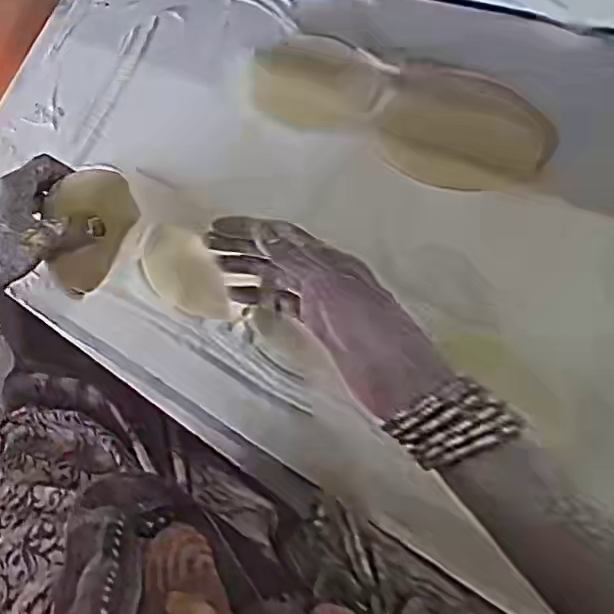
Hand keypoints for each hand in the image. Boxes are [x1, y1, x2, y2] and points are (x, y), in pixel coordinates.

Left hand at [0, 155, 87, 307]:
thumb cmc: (1, 253)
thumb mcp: (45, 240)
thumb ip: (73, 231)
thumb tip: (94, 227)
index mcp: (13, 185)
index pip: (43, 164)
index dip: (64, 170)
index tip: (77, 182)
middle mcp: (0, 189)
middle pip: (33, 177)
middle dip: (55, 186)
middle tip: (72, 198)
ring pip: (24, 193)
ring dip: (43, 201)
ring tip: (59, 217)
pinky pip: (15, 207)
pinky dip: (31, 212)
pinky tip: (40, 232)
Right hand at [222, 218, 453, 418]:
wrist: (405, 387)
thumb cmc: (369, 333)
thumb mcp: (330, 290)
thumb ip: (296, 259)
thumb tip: (264, 230)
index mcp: (331, 261)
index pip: (283, 235)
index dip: (250, 228)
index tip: (218, 227)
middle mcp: (324, 275)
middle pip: (276, 253)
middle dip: (242, 246)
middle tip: (208, 246)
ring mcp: (321, 300)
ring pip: (276, 276)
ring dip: (246, 270)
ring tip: (216, 269)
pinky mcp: (318, 324)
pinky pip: (282, 301)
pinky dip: (259, 296)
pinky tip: (239, 298)